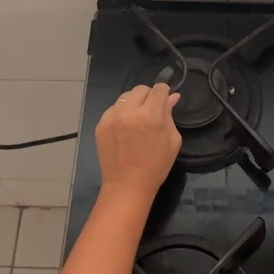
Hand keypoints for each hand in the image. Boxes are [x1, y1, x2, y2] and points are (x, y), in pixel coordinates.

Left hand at [95, 83, 181, 199]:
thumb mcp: (172, 140)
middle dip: (149, 96)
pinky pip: (114, 109)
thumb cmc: (156, 165)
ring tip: (136, 120)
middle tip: (151, 112)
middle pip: (141, 89)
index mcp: (151, 115)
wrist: (127, 184)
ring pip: (126, 97)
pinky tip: (125, 128)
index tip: (165, 100)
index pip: (159, 89)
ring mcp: (112, 117)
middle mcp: (130, 111)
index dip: (164, 93)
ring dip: (134, 103)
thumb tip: (172, 97)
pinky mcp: (101, 124)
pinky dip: (121, 113)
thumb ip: (170, 115)